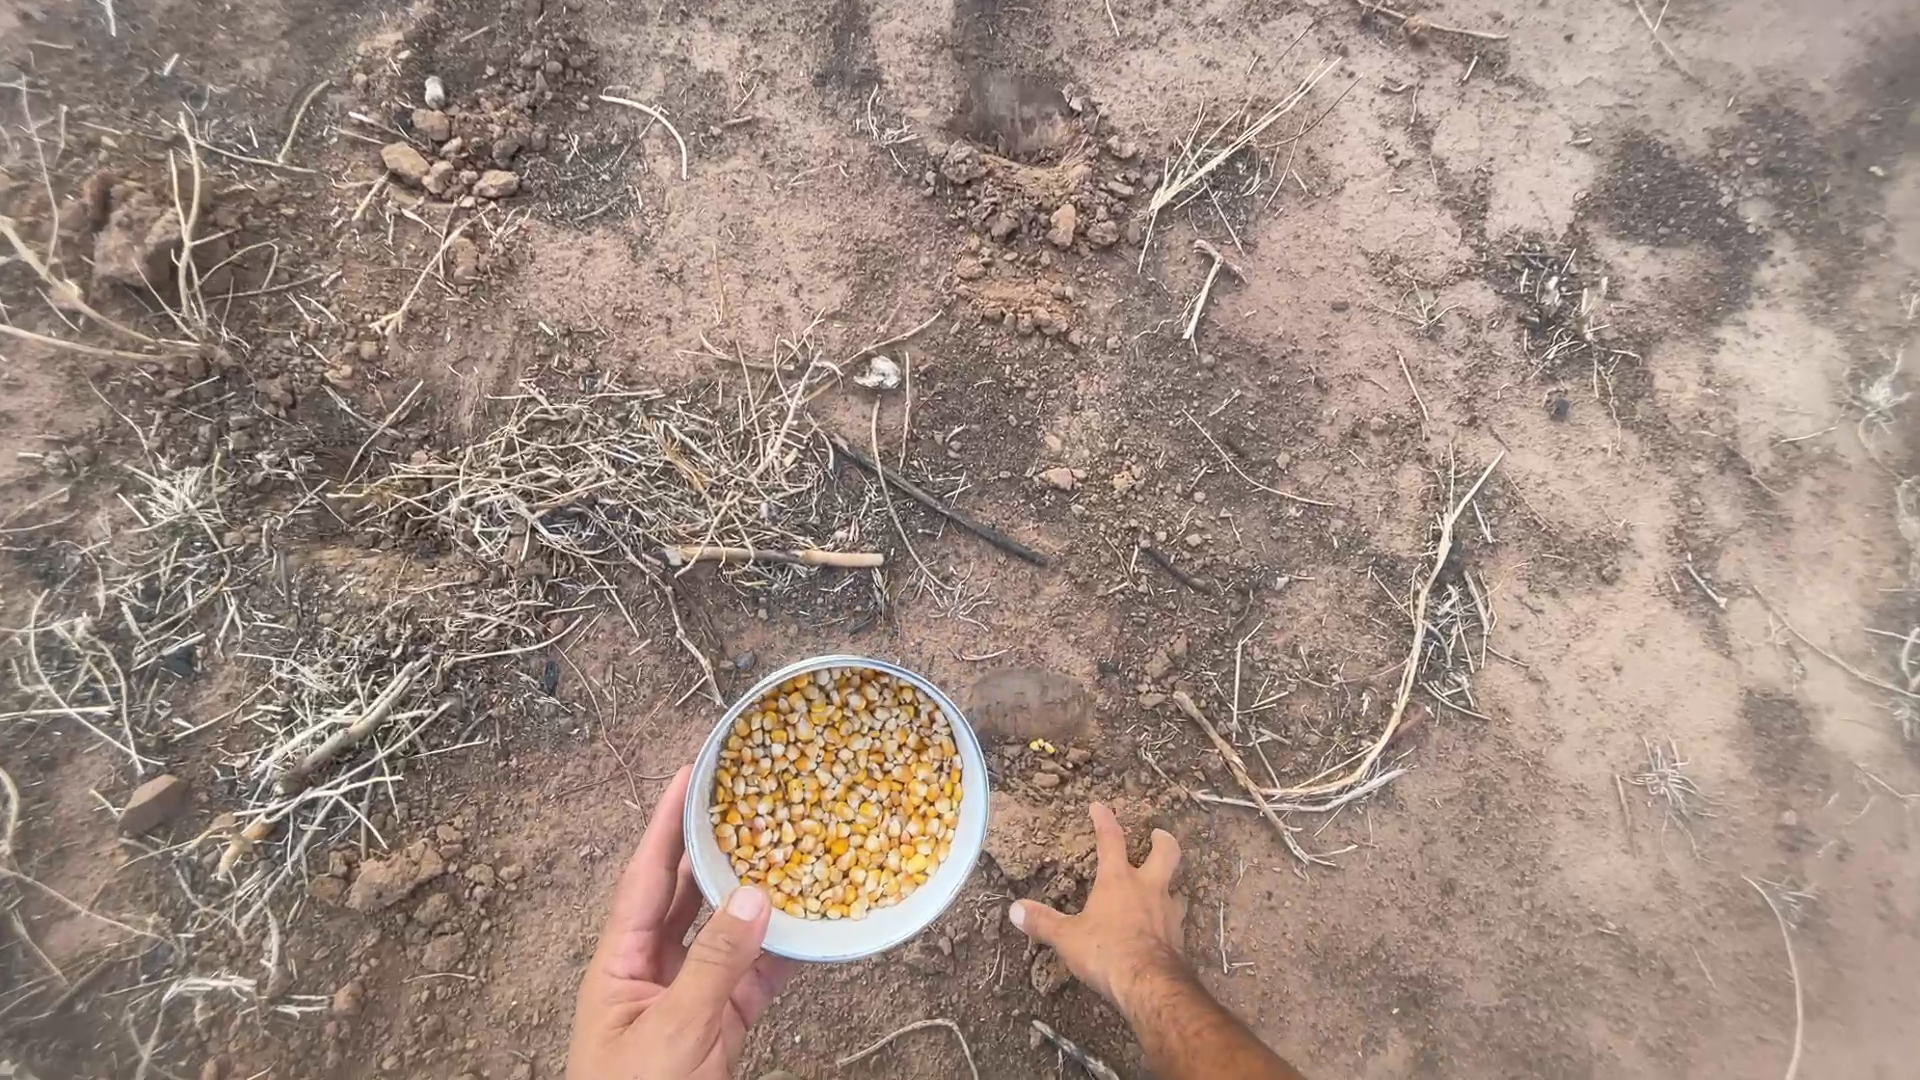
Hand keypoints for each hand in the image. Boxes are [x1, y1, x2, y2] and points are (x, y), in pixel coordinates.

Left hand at [567, 765, 799, 1079]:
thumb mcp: (671, 1033)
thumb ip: (714, 964)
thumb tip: (758, 895)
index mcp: (622, 962)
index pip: (648, 875)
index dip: (668, 822)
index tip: (691, 774)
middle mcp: (655, 969)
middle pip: (691, 893)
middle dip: (721, 847)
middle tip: (755, 801)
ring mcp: (691, 995)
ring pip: (730, 929)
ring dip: (760, 896)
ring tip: (792, 849)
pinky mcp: (721, 1022)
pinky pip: (756, 974)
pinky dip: (784, 952)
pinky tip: (813, 928)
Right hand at [1007, 803, 1187, 1014]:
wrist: (1152, 987)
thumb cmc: (1107, 953)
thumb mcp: (1068, 938)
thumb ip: (1043, 922)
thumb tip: (1015, 909)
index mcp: (1118, 880)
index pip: (1111, 839)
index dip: (1105, 820)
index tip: (1099, 806)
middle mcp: (1148, 889)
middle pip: (1166, 853)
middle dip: (1163, 841)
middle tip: (1158, 835)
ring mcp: (1168, 913)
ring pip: (1176, 888)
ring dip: (1170, 884)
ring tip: (1163, 887)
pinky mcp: (1179, 939)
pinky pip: (1176, 920)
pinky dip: (1170, 919)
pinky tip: (1163, 928)